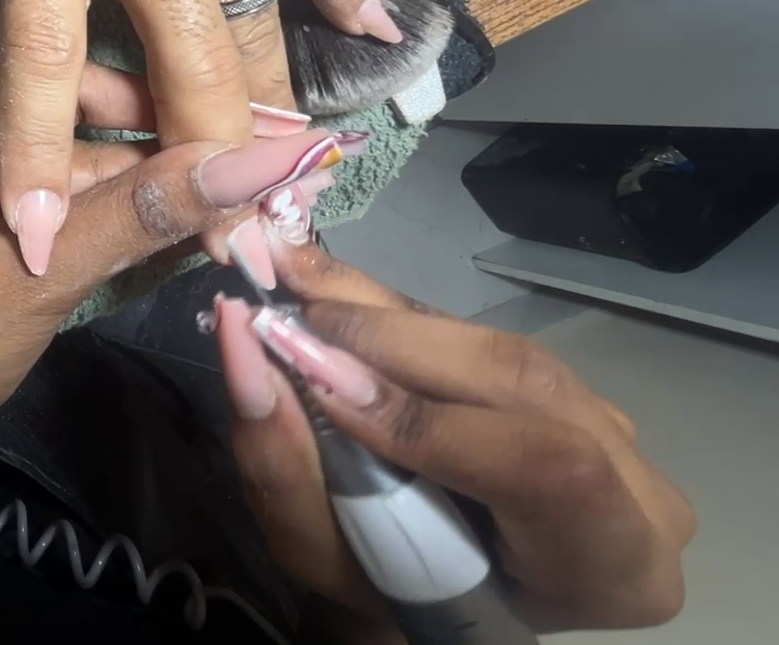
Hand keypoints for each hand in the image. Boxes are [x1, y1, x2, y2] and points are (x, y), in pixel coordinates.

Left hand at [0, 64, 353, 449]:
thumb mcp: (45, 273)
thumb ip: (142, 213)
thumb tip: (259, 160)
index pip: (66, 84)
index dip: (160, 104)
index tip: (254, 121)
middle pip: (76, 132)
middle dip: (164, 160)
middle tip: (270, 173)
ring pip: (76, 174)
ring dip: (148, 195)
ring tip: (250, 203)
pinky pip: (59, 206)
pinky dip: (112, 221)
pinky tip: (186, 227)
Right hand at [214, 242, 694, 637]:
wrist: (416, 575)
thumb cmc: (375, 584)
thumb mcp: (315, 552)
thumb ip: (281, 463)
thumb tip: (241, 345)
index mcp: (602, 565)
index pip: (545, 469)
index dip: (424, 418)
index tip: (314, 384)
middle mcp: (630, 484)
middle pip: (515, 376)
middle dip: (382, 336)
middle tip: (278, 314)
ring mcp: (594, 418)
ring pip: (484, 337)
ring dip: (370, 307)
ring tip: (283, 285)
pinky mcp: (539, 376)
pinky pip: (457, 323)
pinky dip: (374, 300)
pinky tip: (313, 286)